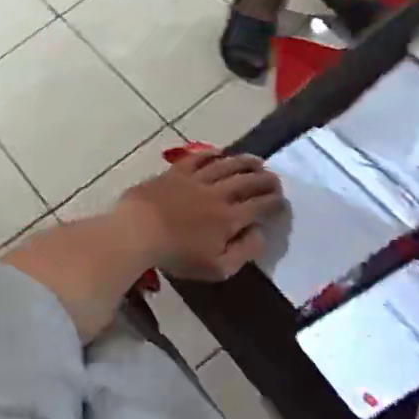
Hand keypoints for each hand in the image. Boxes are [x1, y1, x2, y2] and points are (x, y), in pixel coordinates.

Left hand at [115, 152, 283, 280]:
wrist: (135, 230)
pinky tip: (217, 152)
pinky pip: (193, 159)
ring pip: (222, 166)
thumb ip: (246, 250)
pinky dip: (207, 154)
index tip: (282, 199)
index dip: (274, 202)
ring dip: (241, 162)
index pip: (260, 206)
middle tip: (275, 177)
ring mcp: (190, 181)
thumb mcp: (219, 266)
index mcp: (230, 218)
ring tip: (256, 159)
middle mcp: (214, 195)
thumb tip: (260, 232)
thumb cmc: (176, 253)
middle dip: (263, 179)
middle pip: (245, 182)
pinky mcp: (170, 174)